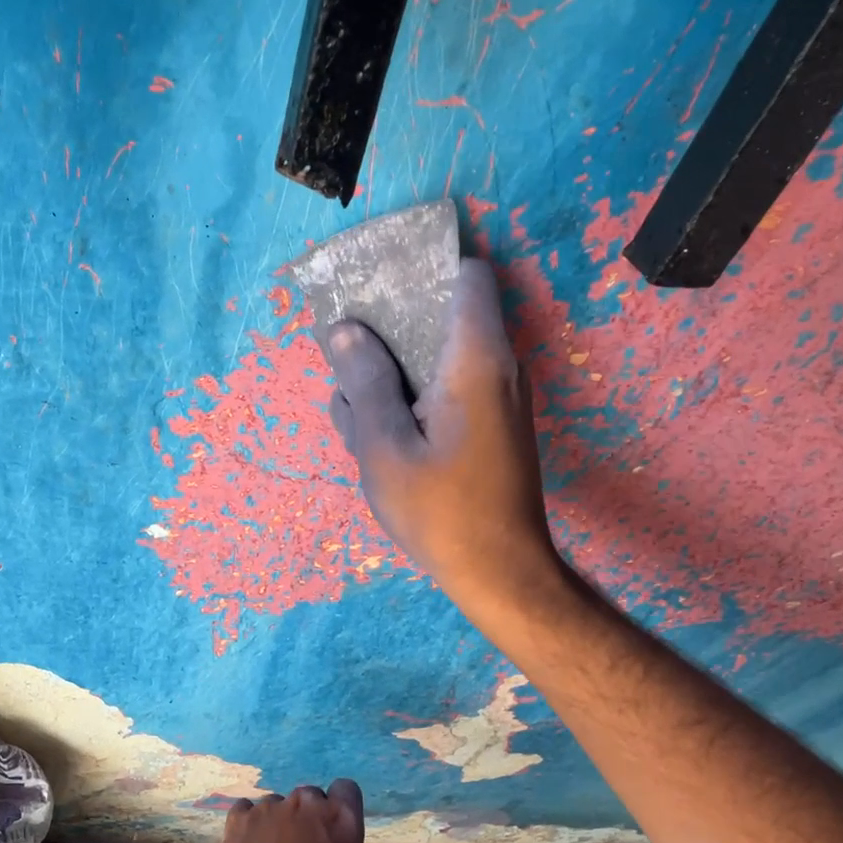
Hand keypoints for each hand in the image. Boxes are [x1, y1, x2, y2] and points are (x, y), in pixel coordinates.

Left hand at [200, 780, 367, 842]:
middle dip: (309, 816)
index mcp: (340, 818)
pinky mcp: (238, 817)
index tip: (336, 827)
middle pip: (310, 796)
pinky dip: (249, 826)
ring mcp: (268, 807)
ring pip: (277, 805)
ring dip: (278, 822)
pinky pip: (246, 812)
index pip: (346, 789)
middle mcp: (304, 803)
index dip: (341, 807)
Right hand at [322, 259, 568, 616]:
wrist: (498, 571)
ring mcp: (495, 398)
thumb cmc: (439, 509)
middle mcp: (495, 366)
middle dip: (388, 332)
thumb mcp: (384, 446)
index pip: (464, 276)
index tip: (373, 289)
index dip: (420, 270)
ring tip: (357, 419)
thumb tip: (344, 329)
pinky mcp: (488, 426)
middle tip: (345, 365)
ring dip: (391, 375)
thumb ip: (364, 382)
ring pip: (435, 358)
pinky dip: (409, 402)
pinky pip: (443, 391)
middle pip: (441, 316)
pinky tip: (379, 441)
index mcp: (475, 359)